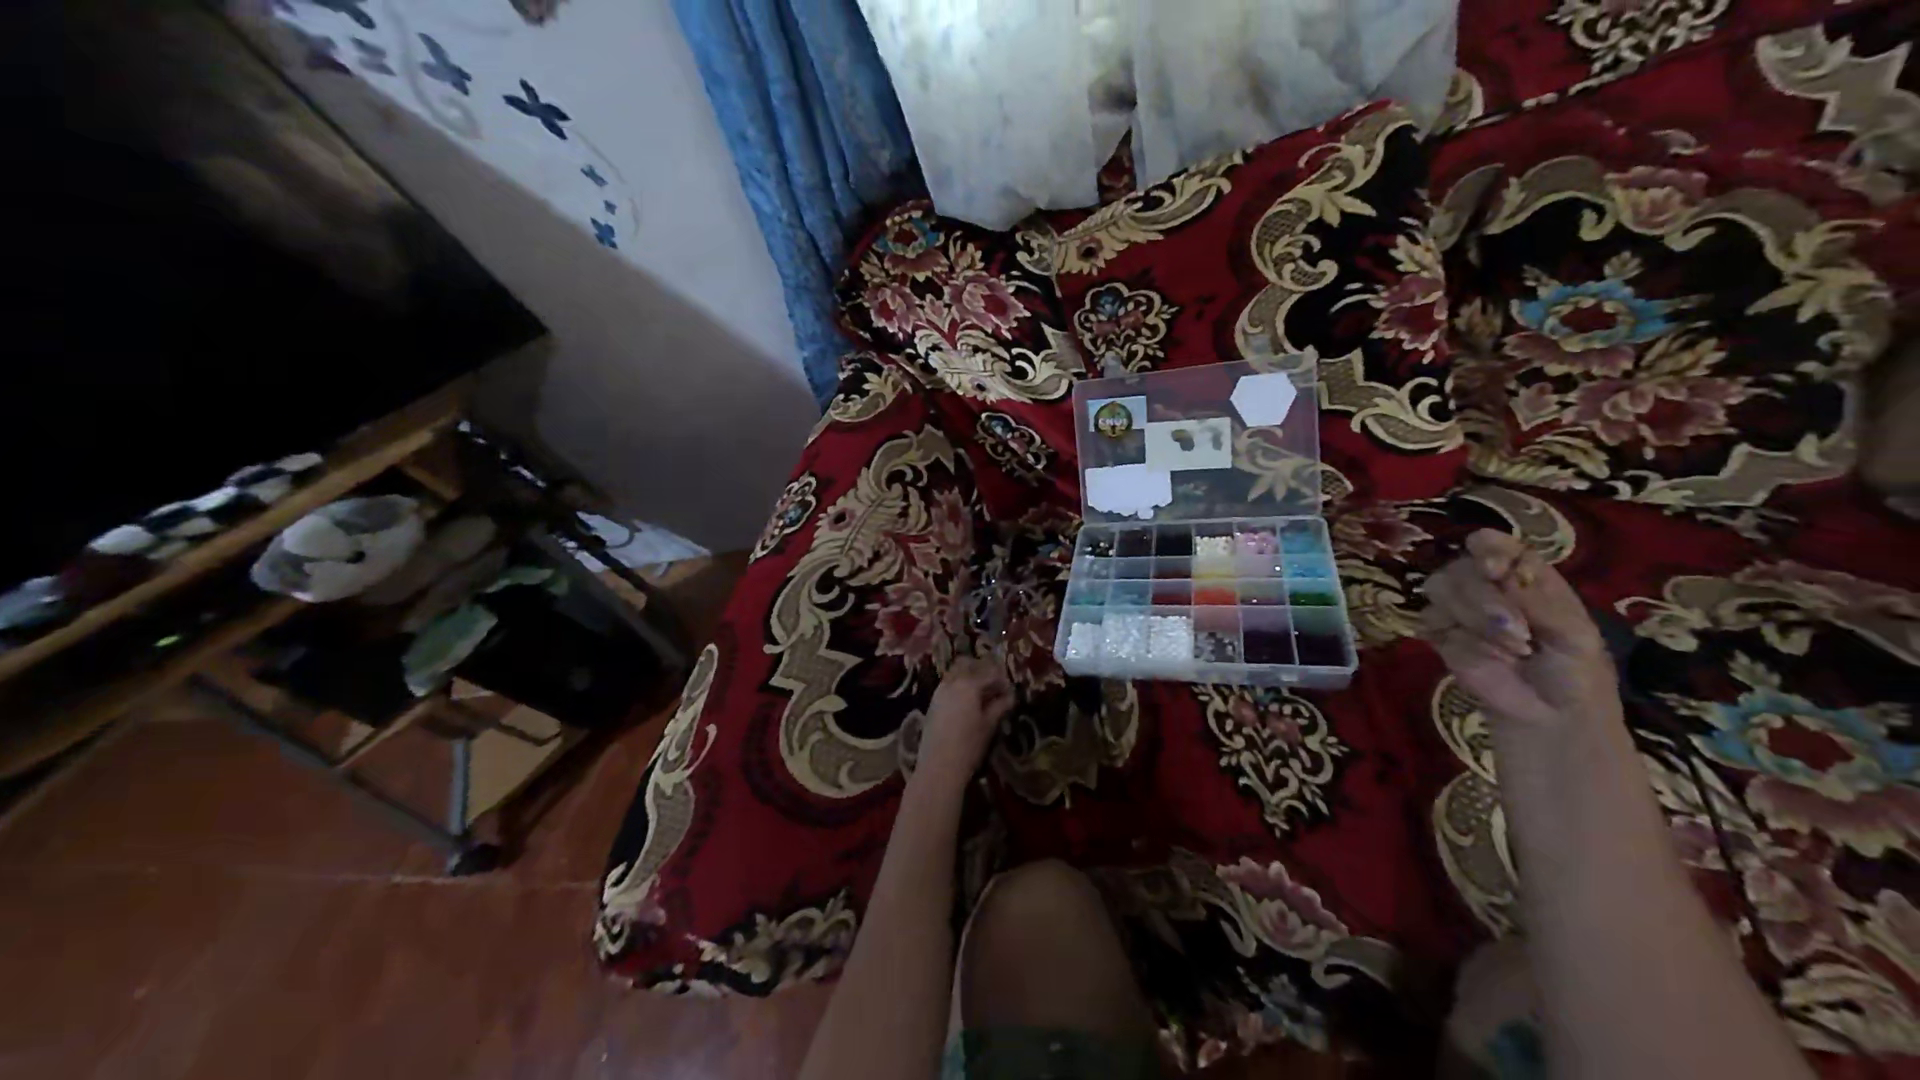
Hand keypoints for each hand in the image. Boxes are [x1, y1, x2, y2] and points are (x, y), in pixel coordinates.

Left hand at [913, 655, 1014, 793]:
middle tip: (993, 687)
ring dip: (969, 677)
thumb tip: (1010, 697)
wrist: (939, 765)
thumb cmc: (969, 745)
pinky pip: (947, 684)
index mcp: (969, 685)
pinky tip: (966, 703)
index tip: (1009, 692)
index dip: (1002, 681)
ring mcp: (939, 691)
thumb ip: (1000, 706)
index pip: (990, 673)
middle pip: (968, 665)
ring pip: (955, 673)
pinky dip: (958, 686)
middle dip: (982, 671)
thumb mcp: (989, 725)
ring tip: (980, 695)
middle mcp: (952, 682)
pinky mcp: (932, 702)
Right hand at [1421, 530, 1615, 728]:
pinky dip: (1461, 641)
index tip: (1495, 570)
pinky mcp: (1437, 635)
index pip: (1490, 543)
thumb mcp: (1575, 633)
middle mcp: (1484, 586)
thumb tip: (1499, 574)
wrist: (1552, 716)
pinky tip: (1488, 658)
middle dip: (1485, 598)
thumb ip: (1539, 601)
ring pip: (1439, 590)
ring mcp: (1457, 610)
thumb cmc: (1575, 670)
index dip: (1487, 548)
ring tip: (1511, 649)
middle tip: (1518, 631)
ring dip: (1474, 618)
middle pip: (1459, 567)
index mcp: (1521, 575)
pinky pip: (1431, 623)